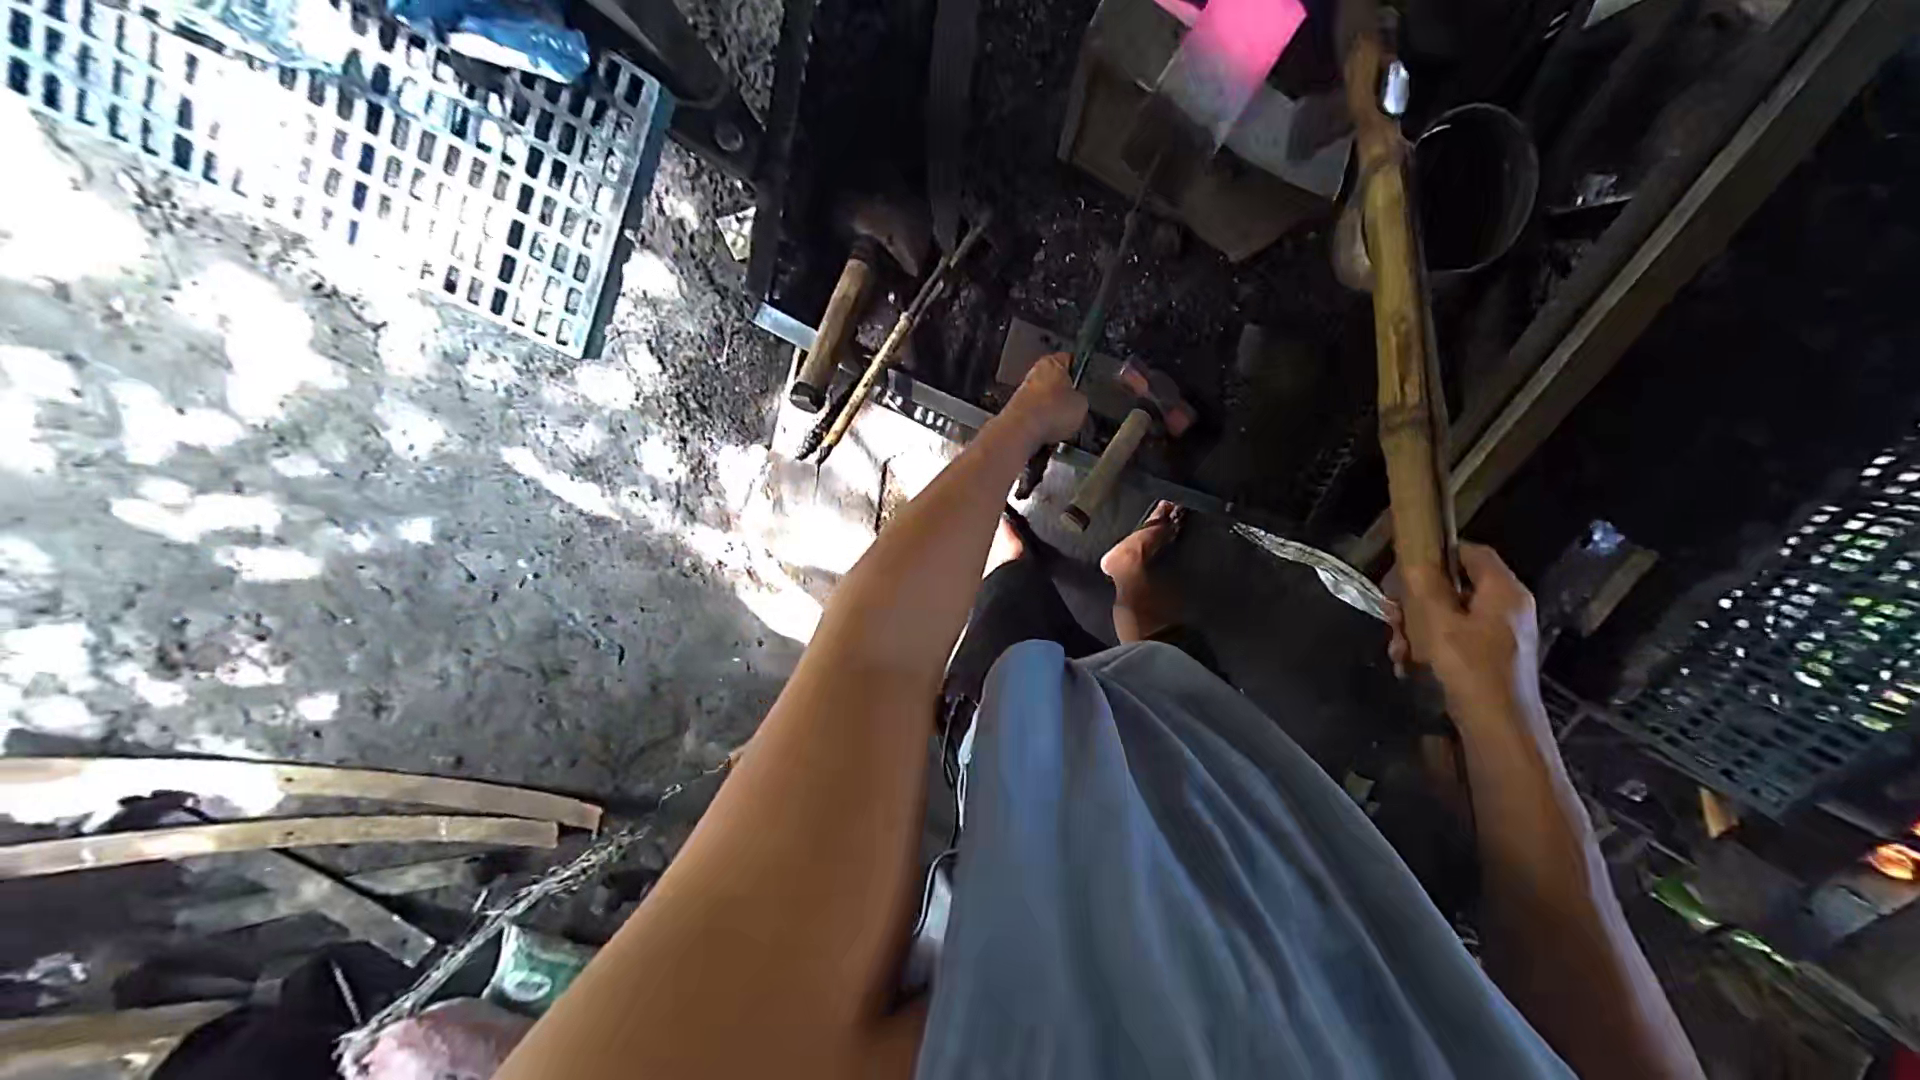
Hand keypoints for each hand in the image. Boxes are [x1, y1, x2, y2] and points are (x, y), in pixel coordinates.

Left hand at [1002, 353, 1087, 444]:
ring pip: (1043, 400)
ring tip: (1059, 424)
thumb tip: (1079, 403)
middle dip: (1063, 396)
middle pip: (1054, 381)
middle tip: (1073, 409)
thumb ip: (1082, 398)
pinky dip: (1040, 424)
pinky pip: (1034, 417)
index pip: (1069, 359)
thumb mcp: (1082, 404)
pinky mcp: (1015, 412)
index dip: (1079, 371)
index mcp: (1052, 362)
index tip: (1083, 381)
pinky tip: (1047, 431)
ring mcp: (1022, 393)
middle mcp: (1033, 374)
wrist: (1023, 431)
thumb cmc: (1048, 412)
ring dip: (1051, 412)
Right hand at [1387, 543, 1542, 729]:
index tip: (1403, 569)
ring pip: (1447, 615)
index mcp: (1504, 592)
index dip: (1436, 554)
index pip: (1472, 552)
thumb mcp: (1437, 622)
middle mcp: (1507, 608)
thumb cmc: (1469, 669)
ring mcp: (1499, 634)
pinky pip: (1452, 638)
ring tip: (1398, 649)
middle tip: (1392, 617)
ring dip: (1415, 628)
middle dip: (1415, 602)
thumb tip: (1413, 559)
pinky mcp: (1489, 657)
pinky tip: (1409, 664)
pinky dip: (1428, 646)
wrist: (1498, 728)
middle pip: (1453, 586)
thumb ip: (1424, 586)